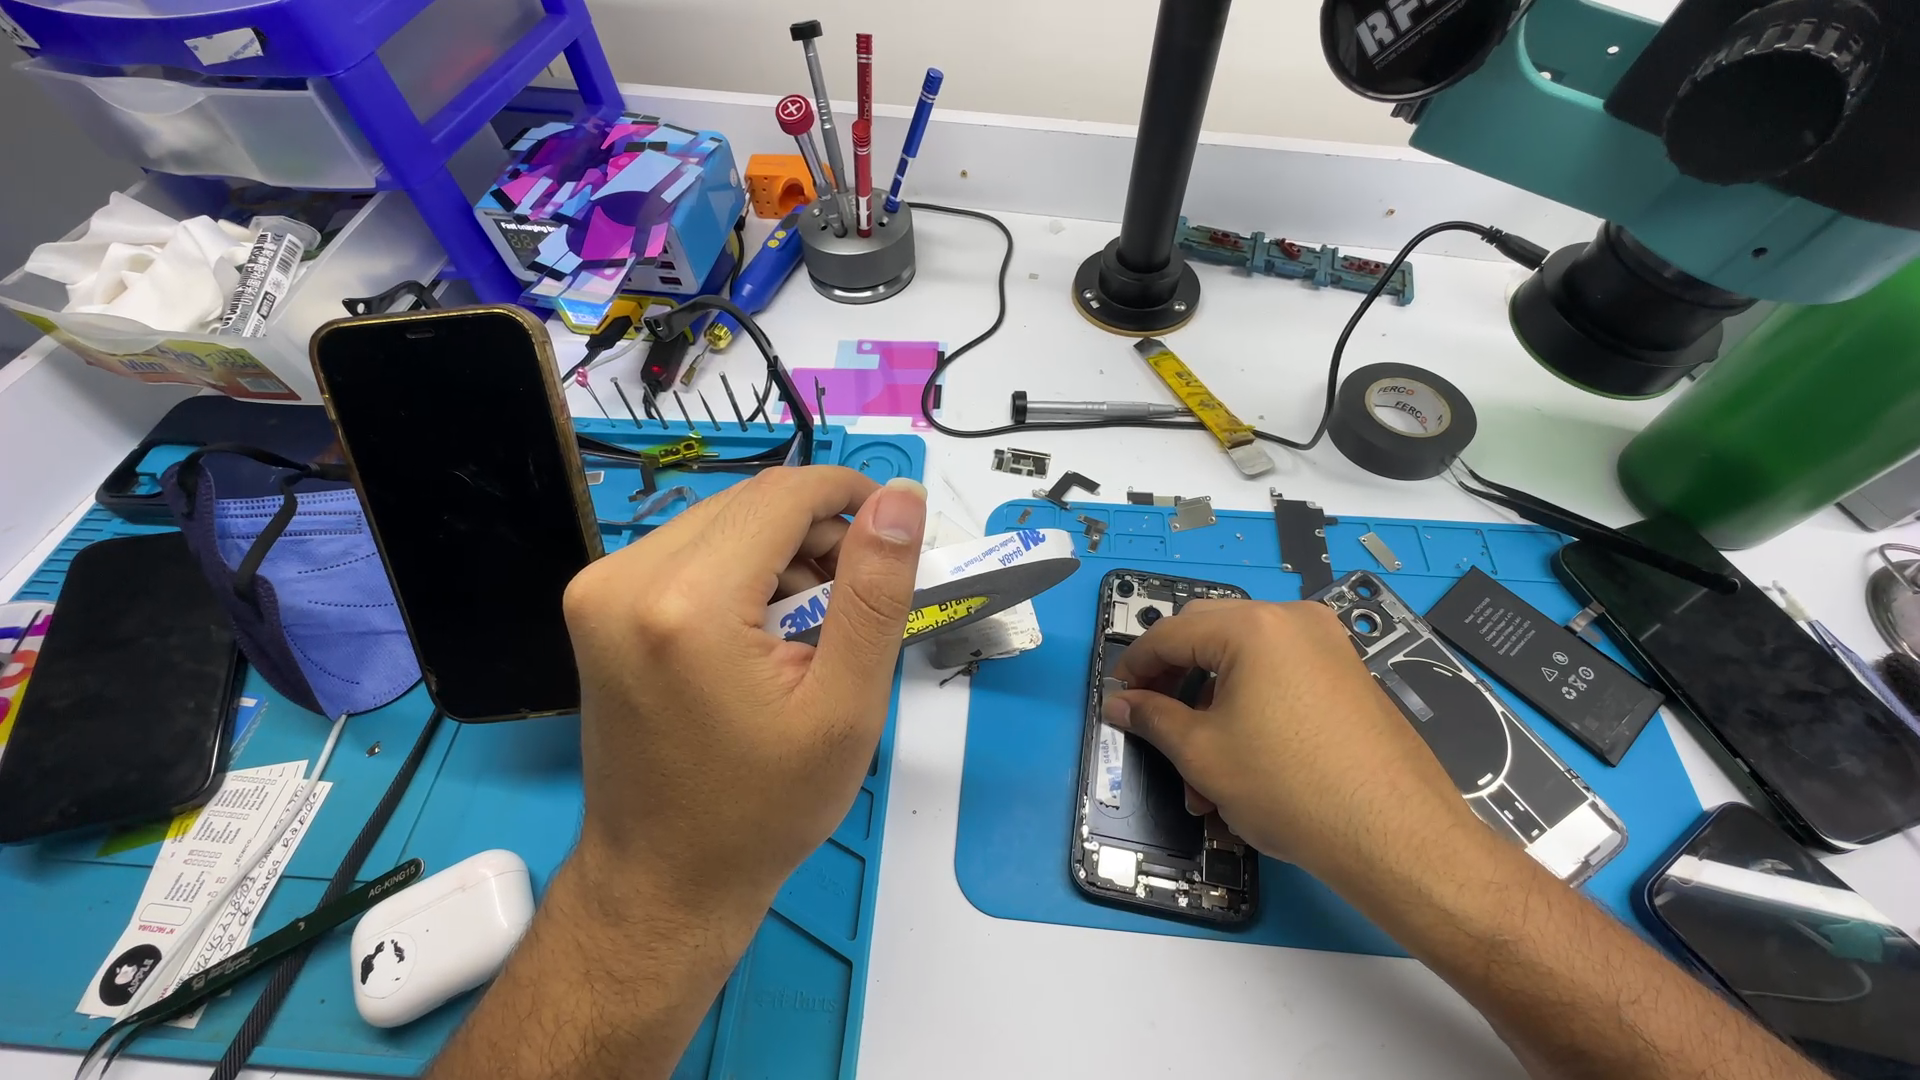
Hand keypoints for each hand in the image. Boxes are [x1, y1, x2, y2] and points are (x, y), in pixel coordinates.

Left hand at [562, 467, 926, 911]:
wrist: (665, 877)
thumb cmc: (765, 806)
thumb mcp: (845, 705)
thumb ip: (876, 591)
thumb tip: (902, 500)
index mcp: (688, 603)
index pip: (784, 496)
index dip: (851, 495)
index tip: (896, 532)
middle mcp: (626, 578)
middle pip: (752, 504)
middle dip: (818, 534)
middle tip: (854, 604)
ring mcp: (600, 589)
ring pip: (723, 521)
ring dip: (781, 553)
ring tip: (809, 628)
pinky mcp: (597, 604)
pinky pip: (689, 550)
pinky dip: (740, 570)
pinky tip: (761, 631)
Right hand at [1104, 599, 1482, 890]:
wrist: (1396, 837)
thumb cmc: (1289, 787)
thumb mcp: (1202, 752)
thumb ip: (1151, 717)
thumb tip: (1120, 704)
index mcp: (1253, 626)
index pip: (1171, 632)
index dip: (1135, 665)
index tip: (1117, 696)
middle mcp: (1293, 621)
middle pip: (1208, 635)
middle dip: (1172, 679)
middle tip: (1148, 716)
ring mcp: (1326, 645)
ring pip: (1243, 660)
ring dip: (1209, 702)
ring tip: (1195, 766)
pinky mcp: (1346, 674)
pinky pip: (1278, 675)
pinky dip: (1247, 705)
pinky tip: (1237, 758)